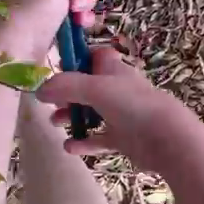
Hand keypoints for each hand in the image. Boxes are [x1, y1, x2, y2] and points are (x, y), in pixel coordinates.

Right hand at [35, 45, 203, 173]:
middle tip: (50, 101)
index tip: (56, 68)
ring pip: (91, 112)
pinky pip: (98, 138)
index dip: (76, 58)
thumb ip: (65, 86)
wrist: (165, 137)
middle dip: (67, 92)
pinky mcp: (123, 138)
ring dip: (72, 116)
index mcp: (113, 69)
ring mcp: (121, 114)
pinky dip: (83, 141)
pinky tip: (69, 147)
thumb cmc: (131, 104)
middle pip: (87, 85)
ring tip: (55, 122)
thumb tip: (38, 90)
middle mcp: (116, 89)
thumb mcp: (94, 87)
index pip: (93, 55)